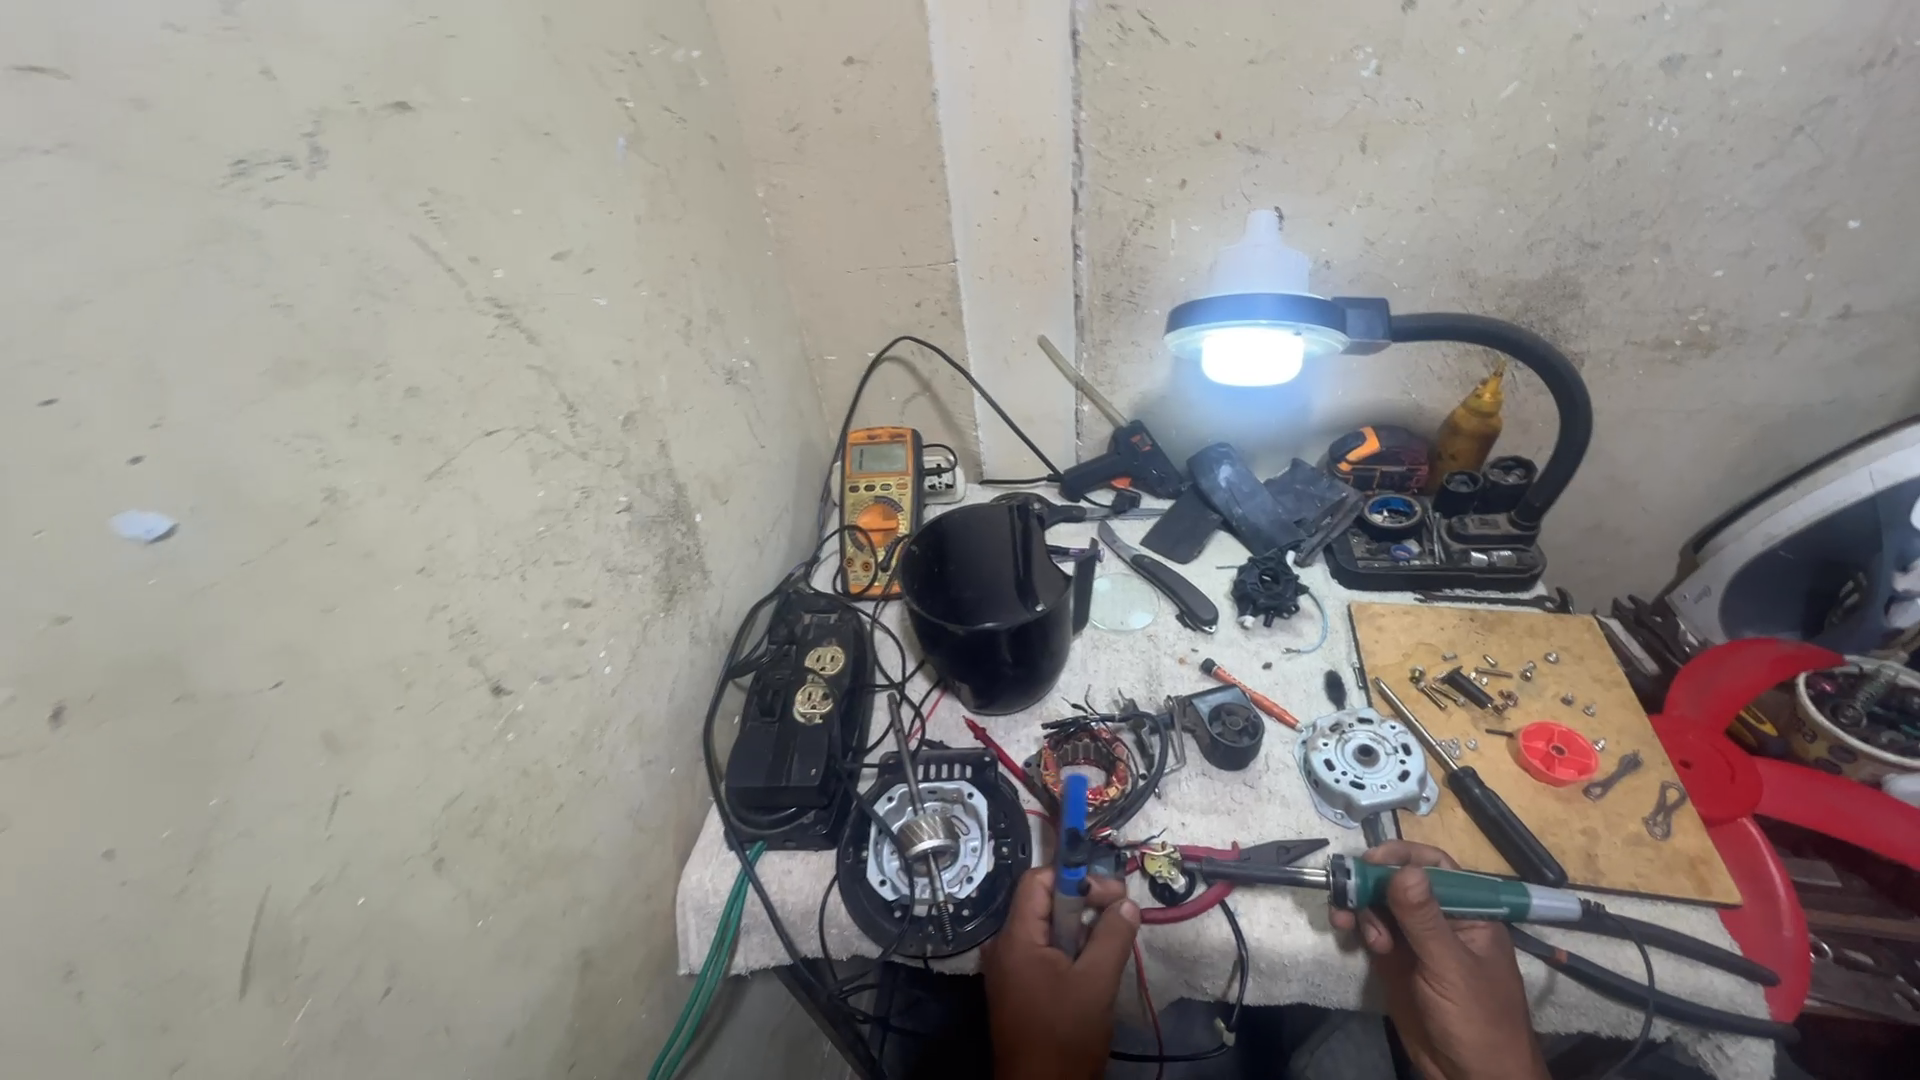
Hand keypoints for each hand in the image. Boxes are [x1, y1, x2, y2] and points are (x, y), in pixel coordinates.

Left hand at [980, 866, 1140, 1079]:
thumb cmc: (1064, 1036)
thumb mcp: (1096, 984)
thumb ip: (1111, 937)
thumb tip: (1126, 902)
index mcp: (1015, 937)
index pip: (1037, 881)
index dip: (1071, 876)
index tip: (1107, 890)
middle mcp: (1004, 945)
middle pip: (1041, 902)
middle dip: (1081, 901)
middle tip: (1118, 911)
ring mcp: (1008, 968)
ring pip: (1044, 928)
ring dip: (1078, 927)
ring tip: (1110, 936)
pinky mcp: (1016, 988)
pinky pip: (1041, 951)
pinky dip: (1067, 948)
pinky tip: (1092, 962)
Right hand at [1328, 841, 1547, 1079]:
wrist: (1471, 1079)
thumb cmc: (1478, 1021)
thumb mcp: (1450, 967)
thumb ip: (1424, 919)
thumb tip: (1404, 869)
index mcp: (1468, 914)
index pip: (1435, 867)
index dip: (1403, 856)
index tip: (1371, 860)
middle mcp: (1439, 919)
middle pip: (1397, 881)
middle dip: (1369, 882)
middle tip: (1345, 889)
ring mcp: (1414, 938)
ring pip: (1377, 901)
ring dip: (1357, 904)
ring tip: (1345, 921)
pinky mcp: (1393, 957)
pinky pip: (1368, 926)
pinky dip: (1354, 923)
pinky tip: (1346, 931)